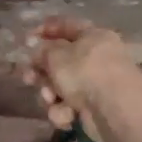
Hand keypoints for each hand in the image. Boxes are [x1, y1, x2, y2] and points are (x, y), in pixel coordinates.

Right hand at [20, 17, 141, 141]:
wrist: (116, 113)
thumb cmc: (86, 74)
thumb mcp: (56, 56)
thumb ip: (42, 49)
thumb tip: (34, 45)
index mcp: (94, 37)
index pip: (67, 26)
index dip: (45, 29)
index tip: (26, 39)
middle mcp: (97, 58)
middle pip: (60, 61)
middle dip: (41, 72)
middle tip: (29, 78)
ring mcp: (96, 84)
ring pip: (60, 86)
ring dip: (50, 94)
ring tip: (51, 100)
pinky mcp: (94, 108)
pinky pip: (68, 105)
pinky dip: (63, 110)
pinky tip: (67, 115)